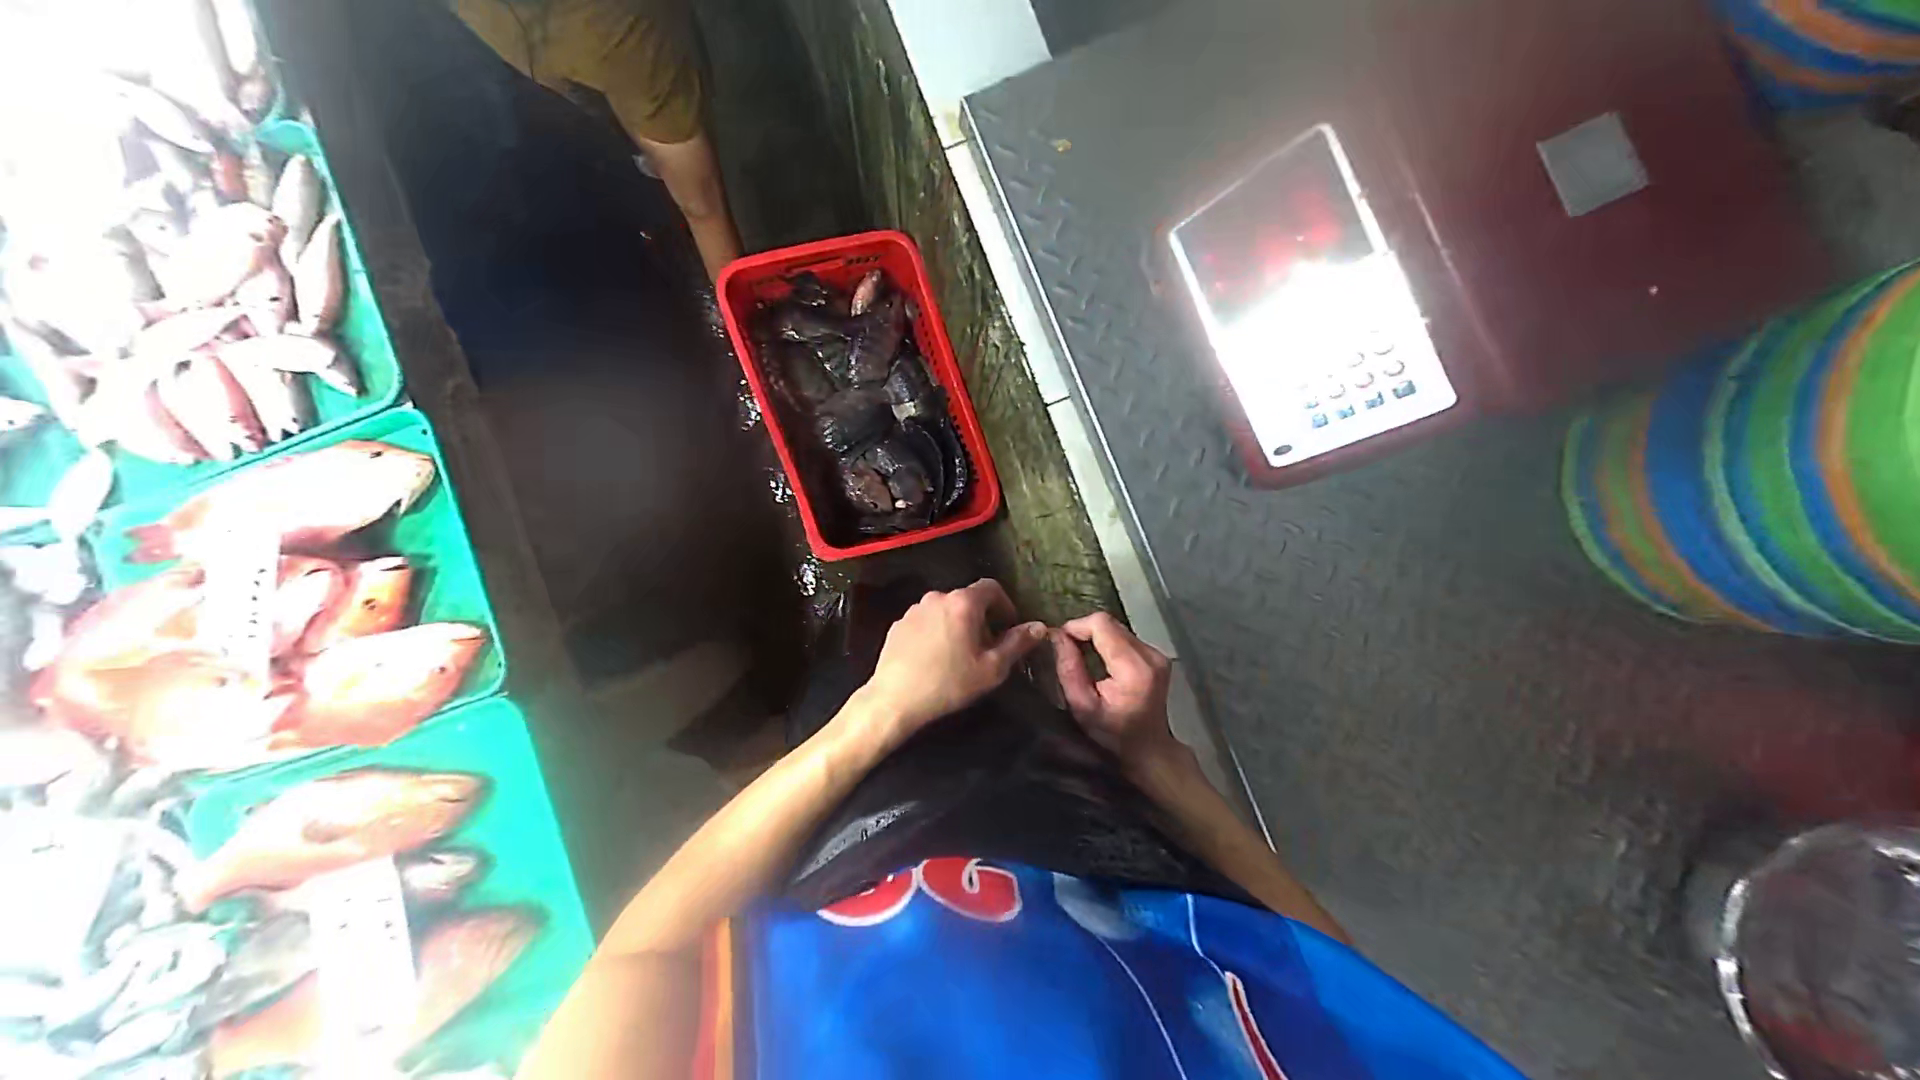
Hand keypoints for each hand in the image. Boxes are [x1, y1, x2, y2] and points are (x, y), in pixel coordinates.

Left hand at [856, 579, 1047, 743]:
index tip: (1008, 626)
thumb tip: (1038, 626)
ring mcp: (913, 610)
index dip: (1005, 604)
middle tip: (986, 649)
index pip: (991, 587)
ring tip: (960, 657)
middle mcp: (936, 598)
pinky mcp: (898, 625)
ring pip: (945, 611)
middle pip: (967, 600)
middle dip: (981, 619)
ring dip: (957, 626)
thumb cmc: (949, 683)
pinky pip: (926, 622)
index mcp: (962, 603)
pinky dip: (936, 633)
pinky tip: (935, 660)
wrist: (895, 700)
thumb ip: (1017, 643)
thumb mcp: (992, 668)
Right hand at [1052, 613, 1182, 774]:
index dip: (1076, 627)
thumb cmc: (1112, 734)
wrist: (1148, 748)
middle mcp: (1150, 655)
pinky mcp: (1156, 655)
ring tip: (1082, 656)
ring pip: (1116, 627)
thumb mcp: (1082, 707)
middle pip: (1109, 623)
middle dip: (1084, 631)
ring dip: (1095, 636)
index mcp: (1134, 669)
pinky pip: (1124, 636)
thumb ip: (1069, 669)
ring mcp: (1156, 654)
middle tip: (1067, 650)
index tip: (1060, 642)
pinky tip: (1100, 660)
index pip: (1102, 625)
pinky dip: (1107, 642)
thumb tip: (1056, 635)